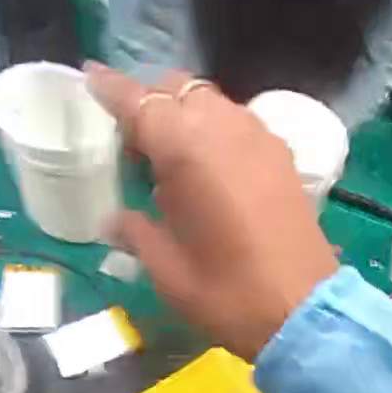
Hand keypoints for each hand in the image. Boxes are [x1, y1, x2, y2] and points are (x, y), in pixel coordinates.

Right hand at [86, 64, 339, 360]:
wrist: (301, 313)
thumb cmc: (226, 295)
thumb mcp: (168, 272)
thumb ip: (136, 233)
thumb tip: (113, 220)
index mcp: (187, 151)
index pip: (140, 103)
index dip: (111, 89)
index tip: (90, 79)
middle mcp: (224, 128)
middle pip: (177, 89)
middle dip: (149, 103)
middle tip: (132, 141)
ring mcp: (259, 137)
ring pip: (211, 102)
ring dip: (183, 115)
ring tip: (169, 158)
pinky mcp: (282, 156)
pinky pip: (238, 123)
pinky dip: (214, 131)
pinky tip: (209, 171)